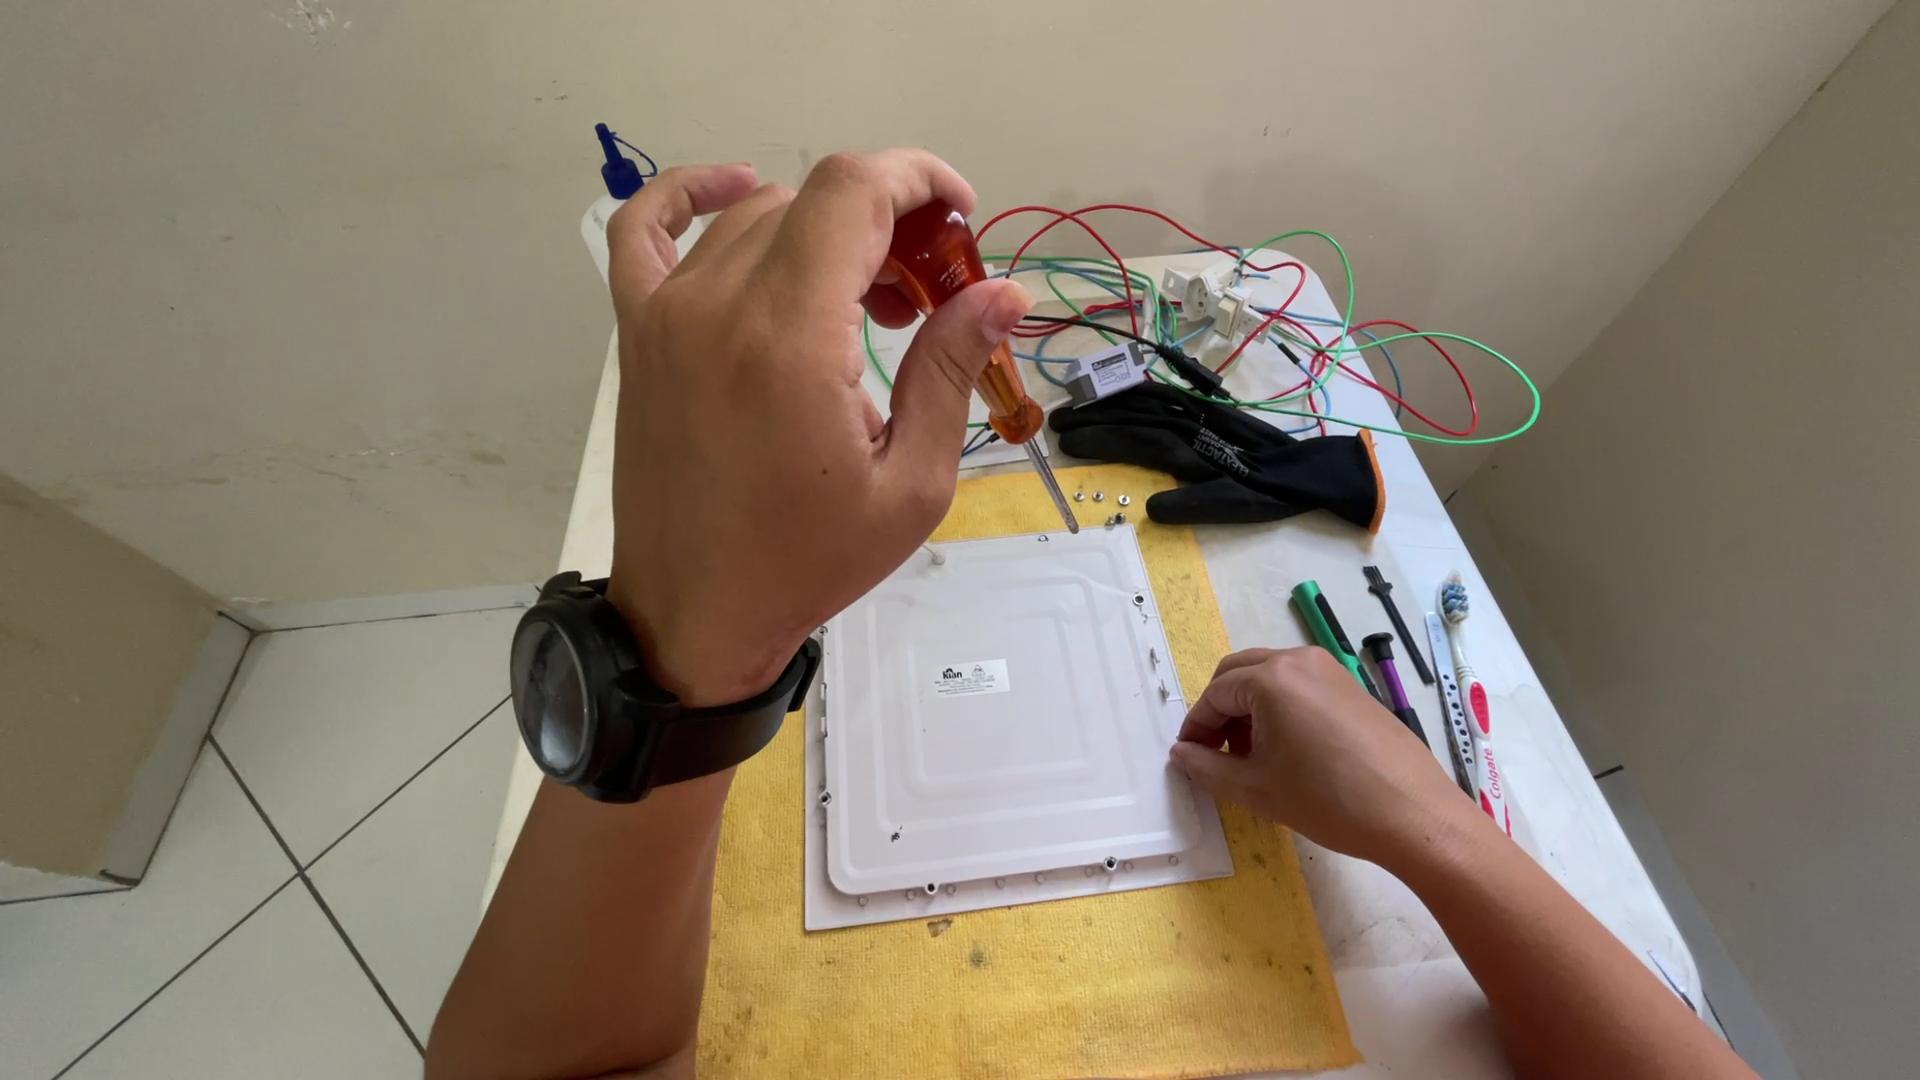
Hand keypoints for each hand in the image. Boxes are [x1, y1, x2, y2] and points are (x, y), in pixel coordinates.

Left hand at [602, 151, 1031, 705]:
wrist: (698, 614)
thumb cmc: (810, 563)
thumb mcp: (910, 484)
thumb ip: (950, 372)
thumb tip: (1002, 293)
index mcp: (792, 339)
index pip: (854, 194)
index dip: (919, 181)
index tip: (961, 217)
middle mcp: (718, 304)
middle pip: (814, 202)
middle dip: (889, 227)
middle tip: (928, 297)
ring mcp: (664, 313)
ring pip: (755, 217)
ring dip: (825, 233)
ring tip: (866, 300)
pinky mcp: (638, 335)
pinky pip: (647, 228)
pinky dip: (694, 195)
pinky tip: (738, 194)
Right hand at [1169, 646, 1478, 865]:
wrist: (1416, 818)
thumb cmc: (1329, 801)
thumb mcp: (1256, 789)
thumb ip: (1207, 767)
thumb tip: (1180, 754)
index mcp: (1270, 678)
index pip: (1214, 695)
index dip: (1196, 727)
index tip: (1189, 757)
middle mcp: (1298, 659)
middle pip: (1237, 673)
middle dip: (1219, 711)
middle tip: (1217, 752)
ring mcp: (1329, 669)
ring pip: (1268, 676)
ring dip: (1248, 707)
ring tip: (1252, 754)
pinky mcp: (1352, 686)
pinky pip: (1298, 684)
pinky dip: (1278, 706)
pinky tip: (1288, 748)